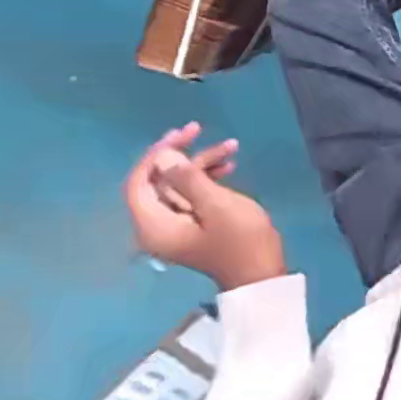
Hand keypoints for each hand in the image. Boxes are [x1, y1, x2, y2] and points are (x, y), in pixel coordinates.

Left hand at [124, 122, 285, 290]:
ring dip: (200, 162)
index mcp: (154, 227)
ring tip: (231, 146)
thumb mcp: (216, 204)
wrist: (261, 271)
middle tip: (199, 128)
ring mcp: (175, 226)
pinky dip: (207, 176)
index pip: (138, 183)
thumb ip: (187, 179)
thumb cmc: (240, 239)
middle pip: (157, 180)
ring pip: (178, 183)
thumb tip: (163, 157)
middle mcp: (157, 226)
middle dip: (180, 153)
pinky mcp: (192, 224)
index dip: (155, 154)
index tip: (182, 134)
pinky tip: (230, 163)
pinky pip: (191, 193)